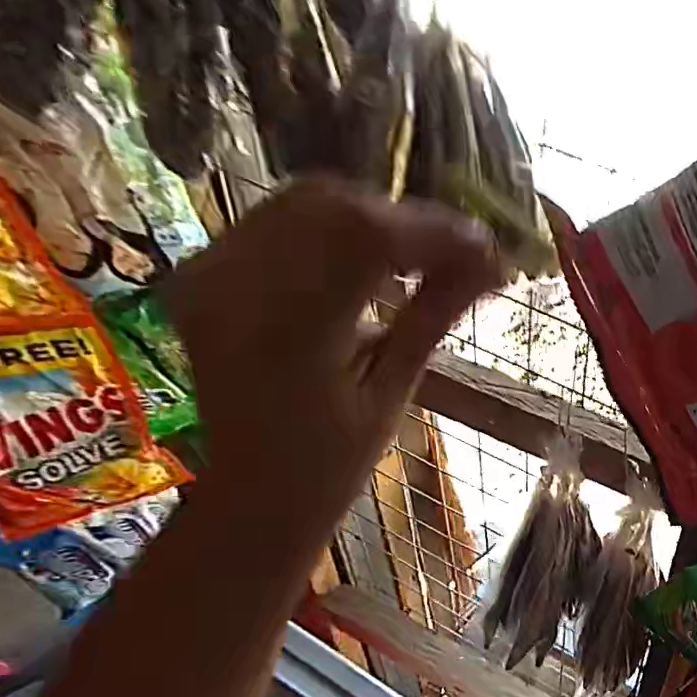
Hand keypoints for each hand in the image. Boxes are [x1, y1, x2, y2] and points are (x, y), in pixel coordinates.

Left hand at [165, 179, 495, 534]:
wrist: (251, 493)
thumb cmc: (331, 464)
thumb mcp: (392, 395)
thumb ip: (431, 317)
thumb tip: (487, 265)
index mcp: (289, 330)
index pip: (370, 237)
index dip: (437, 232)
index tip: (489, 251)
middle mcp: (237, 284)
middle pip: (335, 205)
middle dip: (409, 220)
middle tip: (461, 254)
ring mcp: (212, 272)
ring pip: (305, 203)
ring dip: (374, 220)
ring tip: (423, 256)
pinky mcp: (207, 271)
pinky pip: (280, 222)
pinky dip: (335, 230)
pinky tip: (371, 261)